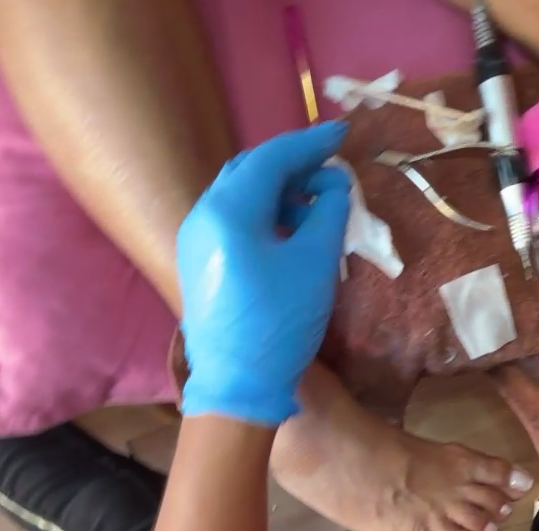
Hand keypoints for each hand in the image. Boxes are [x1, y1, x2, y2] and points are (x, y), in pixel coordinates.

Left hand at [177, 123, 352, 426]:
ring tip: (314, 210)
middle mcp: (202, 215)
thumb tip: (333, 186)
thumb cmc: (279, 325)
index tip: (343, 136)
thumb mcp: (314, 265)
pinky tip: (288, 235)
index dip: (310, 145)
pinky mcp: (199, 264)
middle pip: (250, 172)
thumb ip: (328, 214)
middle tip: (329, 176)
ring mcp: (195, 240)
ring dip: (278, 194)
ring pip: (240, 198)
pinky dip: (263, 217)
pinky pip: (232, 223)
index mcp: (228, 210)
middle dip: (292, 168)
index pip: (271, 159)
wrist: (238, 386)